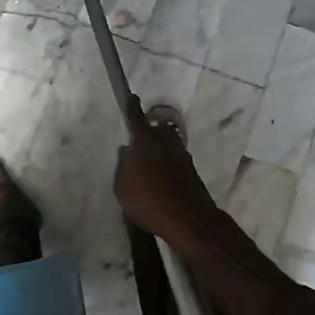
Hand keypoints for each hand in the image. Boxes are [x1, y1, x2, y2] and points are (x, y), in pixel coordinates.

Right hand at [114, 97, 216, 241]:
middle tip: (139, 146)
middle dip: (149, 133)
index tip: (132, 96)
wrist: (187, 218)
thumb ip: (123, 166)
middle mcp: (165, 142)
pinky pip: (175, 160)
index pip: (136, 118)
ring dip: (160, 151)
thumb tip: (126, 151)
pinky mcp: (192, 170)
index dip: (133, 107)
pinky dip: (168, 166)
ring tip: (150, 169)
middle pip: (156, 130)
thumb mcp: (123, 188)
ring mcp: (182, 155)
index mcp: (145, 142)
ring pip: (168, 145)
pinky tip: (161, 183)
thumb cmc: (148, 201)